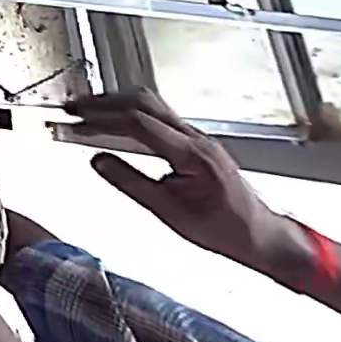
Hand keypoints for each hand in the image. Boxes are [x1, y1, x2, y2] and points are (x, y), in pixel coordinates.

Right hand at [71, 90, 313, 280]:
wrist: (267, 240)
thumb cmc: (224, 231)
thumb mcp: (171, 213)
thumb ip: (130, 183)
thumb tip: (95, 159)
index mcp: (192, 155)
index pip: (137, 123)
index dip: (101, 120)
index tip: (75, 124)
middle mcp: (196, 138)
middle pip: (142, 102)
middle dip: (102, 102)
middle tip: (72, 109)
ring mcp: (196, 136)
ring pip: (149, 102)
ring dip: (114, 102)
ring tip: (86, 110)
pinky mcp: (193, 139)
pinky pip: (156, 112)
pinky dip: (127, 109)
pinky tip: (112, 119)